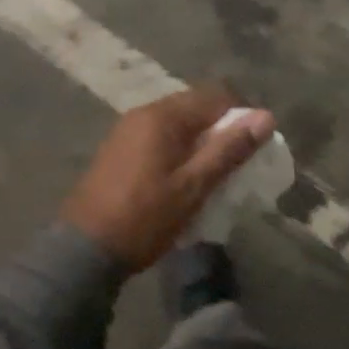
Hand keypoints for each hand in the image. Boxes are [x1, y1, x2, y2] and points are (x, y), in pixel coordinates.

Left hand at [60, 87, 276, 270]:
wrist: (82, 252)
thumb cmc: (143, 218)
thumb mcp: (193, 187)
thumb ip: (228, 149)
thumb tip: (265, 117)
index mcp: (163, 115)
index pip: (215, 96)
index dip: (241, 116)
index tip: (253, 148)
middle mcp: (144, 112)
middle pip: (195, 106)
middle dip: (220, 129)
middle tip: (236, 164)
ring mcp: (127, 130)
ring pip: (178, 123)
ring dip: (199, 141)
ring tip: (213, 175)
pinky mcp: (118, 150)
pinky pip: (160, 137)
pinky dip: (179, 149)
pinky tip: (183, 179)